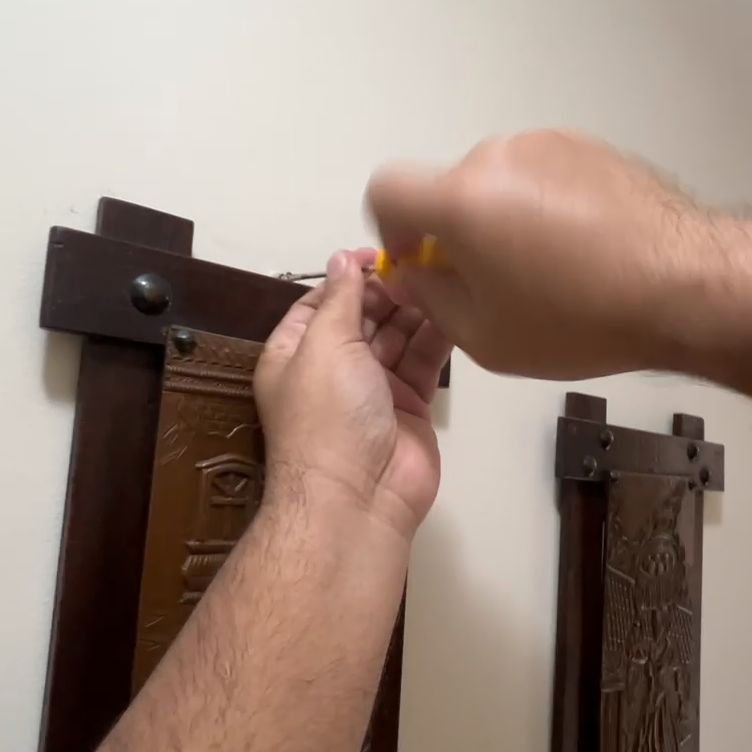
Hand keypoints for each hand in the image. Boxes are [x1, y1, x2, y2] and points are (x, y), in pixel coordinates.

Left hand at [255, 249, 453, 542]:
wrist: (359, 497)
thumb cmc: (329, 415)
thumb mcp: (324, 345)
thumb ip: (339, 299)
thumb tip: (342, 258)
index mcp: (296, 354)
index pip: (321, 303)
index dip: (347, 277)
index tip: (379, 254)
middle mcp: (333, 369)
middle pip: (363, 317)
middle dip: (388, 292)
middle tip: (420, 265)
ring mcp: (374, 389)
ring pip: (397, 337)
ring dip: (416, 310)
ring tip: (442, 280)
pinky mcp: (410, 405)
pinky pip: (423, 362)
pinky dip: (437, 338)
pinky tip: (455, 310)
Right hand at [367, 130, 719, 378]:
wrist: (687, 285)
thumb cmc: (578, 320)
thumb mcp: (484, 337)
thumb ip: (429, 299)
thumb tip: (411, 273)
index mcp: (461, 198)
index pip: (386, 188)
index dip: (391, 228)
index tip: (422, 262)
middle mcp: (499, 155)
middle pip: (449, 189)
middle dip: (455, 233)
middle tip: (494, 285)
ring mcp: (549, 144)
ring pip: (498, 183)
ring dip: (502, 220)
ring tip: (550, 272)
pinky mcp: (590, 147)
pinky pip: (543, 176)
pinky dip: (544, 208)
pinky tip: (582, 251)